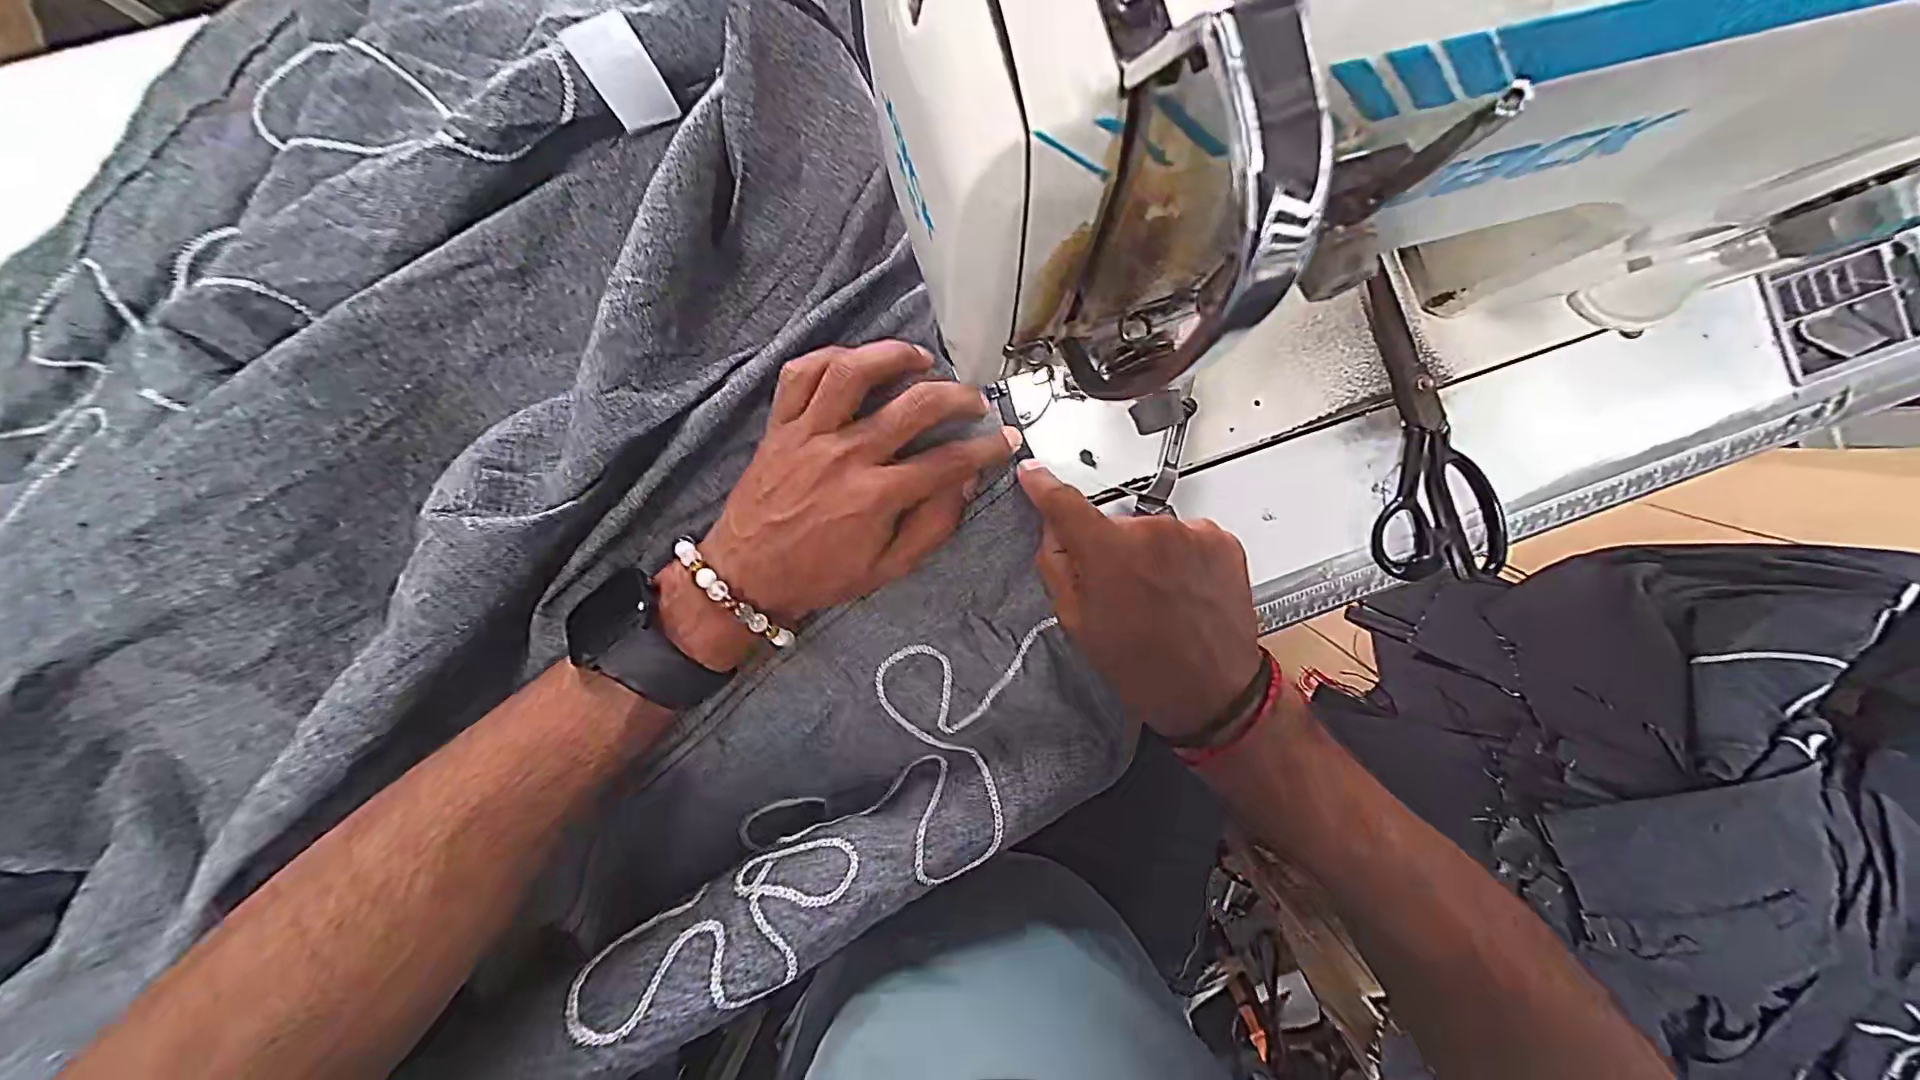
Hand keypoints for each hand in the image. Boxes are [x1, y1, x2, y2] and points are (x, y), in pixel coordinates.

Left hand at [656, 341, 1020, 670]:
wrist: (749, 576)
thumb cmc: (821, 576)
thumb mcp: (888, 568)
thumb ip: (932, 526)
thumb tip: (965, 483)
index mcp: (875, 497)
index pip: (948, 461)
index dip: (986, 448)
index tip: (1004, 440)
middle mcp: (845, 457)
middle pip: (914, 406)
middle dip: (959, 397)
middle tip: (974, 401)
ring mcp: (809, 435)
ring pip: (853, 372)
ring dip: (894, 357)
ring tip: (921, 360)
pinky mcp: (781, 427)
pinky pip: (800, 374)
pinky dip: (829, 357)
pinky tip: (856, 361)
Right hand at [1017, 459, 1263, 738]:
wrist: (1208, 688)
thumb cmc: (1145, 665)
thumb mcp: (1077, 622)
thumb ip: (1057, 566)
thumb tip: (1055, 533)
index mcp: (1107, 554)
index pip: (1064, 503)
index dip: (1043, 486)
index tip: (1035, 474)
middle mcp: (1150, 534)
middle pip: (1112, 523)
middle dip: (1110, 546)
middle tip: (1122, 589)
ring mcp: (1190, 534)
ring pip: (1150, 529)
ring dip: (1149, 553)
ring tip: (1158, 597)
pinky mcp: (1219, 539)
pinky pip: (1184, 534)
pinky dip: (1179, 555)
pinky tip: (1180, 590)